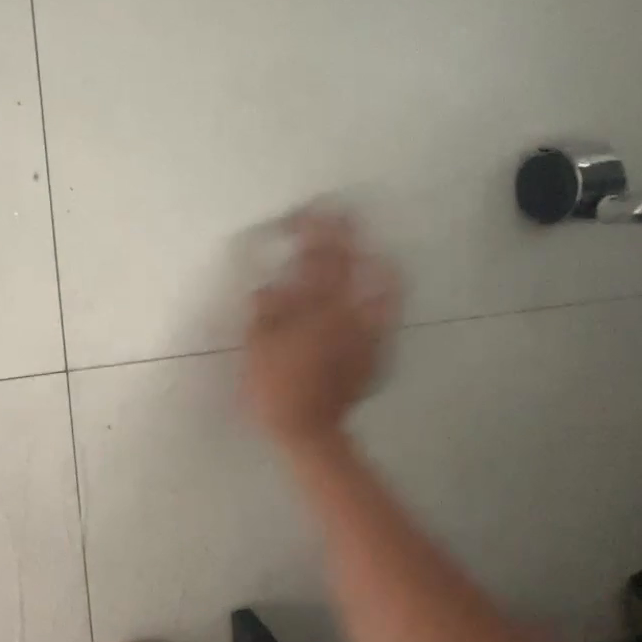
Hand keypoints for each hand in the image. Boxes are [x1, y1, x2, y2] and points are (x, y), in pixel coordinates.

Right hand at [242, 210, 400, 448]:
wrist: (310, 431)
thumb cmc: (274, 387)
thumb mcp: (257, 344)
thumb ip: (266, 309)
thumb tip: (269, 284)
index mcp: (315, 307)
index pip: (317, 256)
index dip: (313, 228)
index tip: (309, 210)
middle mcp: (347, 312)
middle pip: (352, 262)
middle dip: (347, 234)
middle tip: (343, 215)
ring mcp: (367, 332)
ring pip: (380, 286)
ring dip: (375, 261)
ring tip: (373, 250)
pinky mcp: (375, 352)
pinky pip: (385, 315)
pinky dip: (384, 295)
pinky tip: (380, 291)